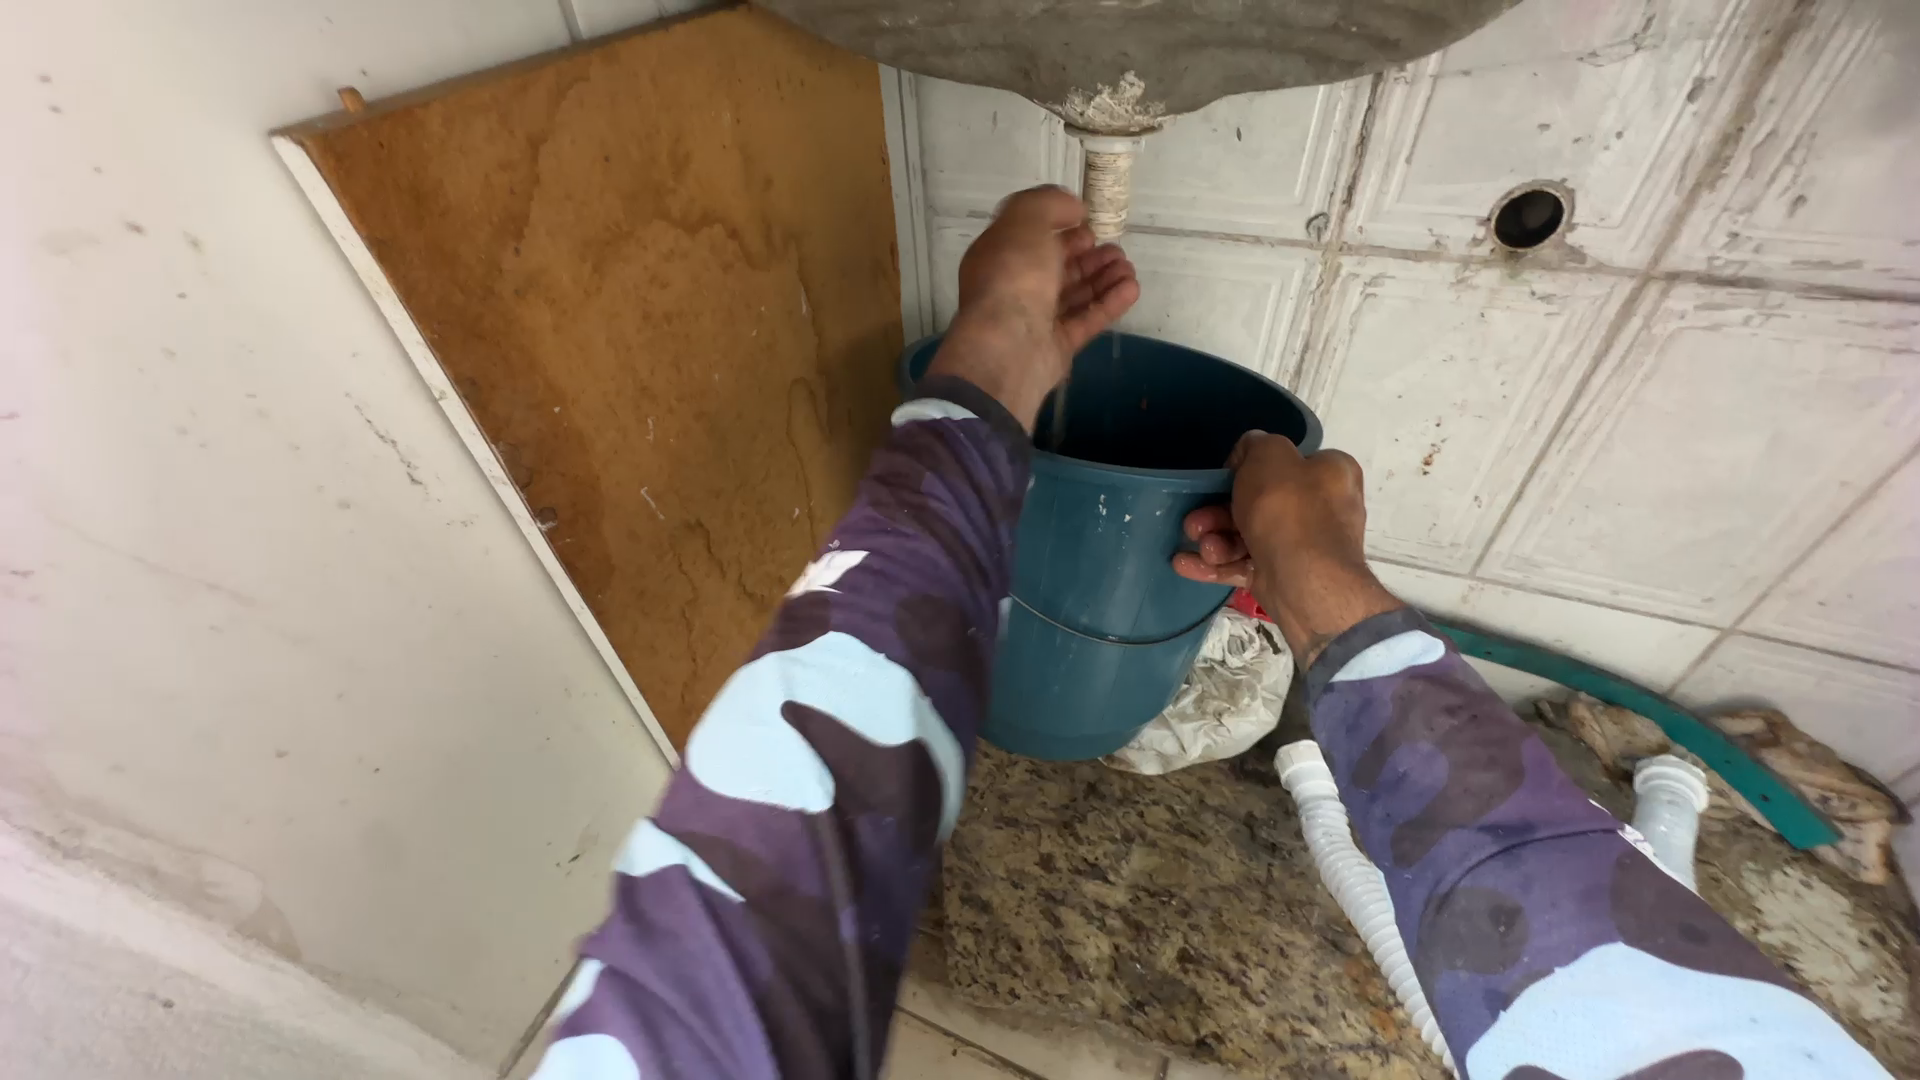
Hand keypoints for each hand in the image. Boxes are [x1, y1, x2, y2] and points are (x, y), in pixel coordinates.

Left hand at [926, 186, 1139, 428]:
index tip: (1087, 224)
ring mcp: (1035, 321)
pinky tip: (1132, 288)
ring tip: (1128, 267)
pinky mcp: (1056, 348)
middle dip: (1088, 257)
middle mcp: (1015, 289)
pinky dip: (1109, 304)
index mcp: (998, 258)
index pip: (1031, 240)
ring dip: (1103, 279)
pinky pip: (1086, 321)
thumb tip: (1072, 209)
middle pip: (1056, 270)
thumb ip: (1049, 204)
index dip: (1060, 230)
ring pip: (1074, 296)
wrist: (1008, 346)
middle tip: (1115, 249)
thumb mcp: (1025, 221)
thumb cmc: (1012, 276)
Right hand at [1172, 433, 1402, 665]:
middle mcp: (1321, 509)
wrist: (1304, 581)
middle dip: (1218, 512)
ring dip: (1215, 540)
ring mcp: (1302, 547)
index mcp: (1330, 474)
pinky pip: (1243, 565)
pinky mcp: (1283, 576)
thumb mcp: (1269, 456)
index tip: (1226, 477)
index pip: (1289, 462)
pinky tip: (1184, 563)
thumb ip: (1256, 445)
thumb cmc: (1287, 509)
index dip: (1253, 468)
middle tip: (1195, 519)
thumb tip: (1249, 452)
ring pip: (1248, 536)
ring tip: (1200, 544)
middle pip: (1259, 503)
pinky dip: (1214, 565)